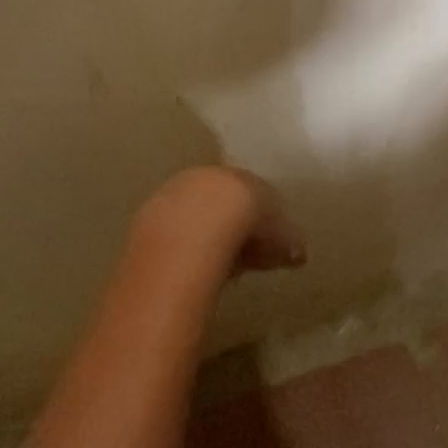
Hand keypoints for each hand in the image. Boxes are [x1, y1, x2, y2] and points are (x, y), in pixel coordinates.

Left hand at [134, 165, 306, 276]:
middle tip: (245, 255)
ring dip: (206, 237)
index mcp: (242, 177)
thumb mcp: (281, 238)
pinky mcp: (149, 216)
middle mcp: (207, 177)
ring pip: (194, 214)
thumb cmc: (246, 225)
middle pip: (222, 202)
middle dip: (233, 225)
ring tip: (219, 267)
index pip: (256, 194)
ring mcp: (175, 193)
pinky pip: (173, 232)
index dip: (264, 220)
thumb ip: (289, 242)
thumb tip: (299, 252)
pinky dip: (184, 248)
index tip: (271, 243)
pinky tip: (192, 269)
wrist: (194, 227)